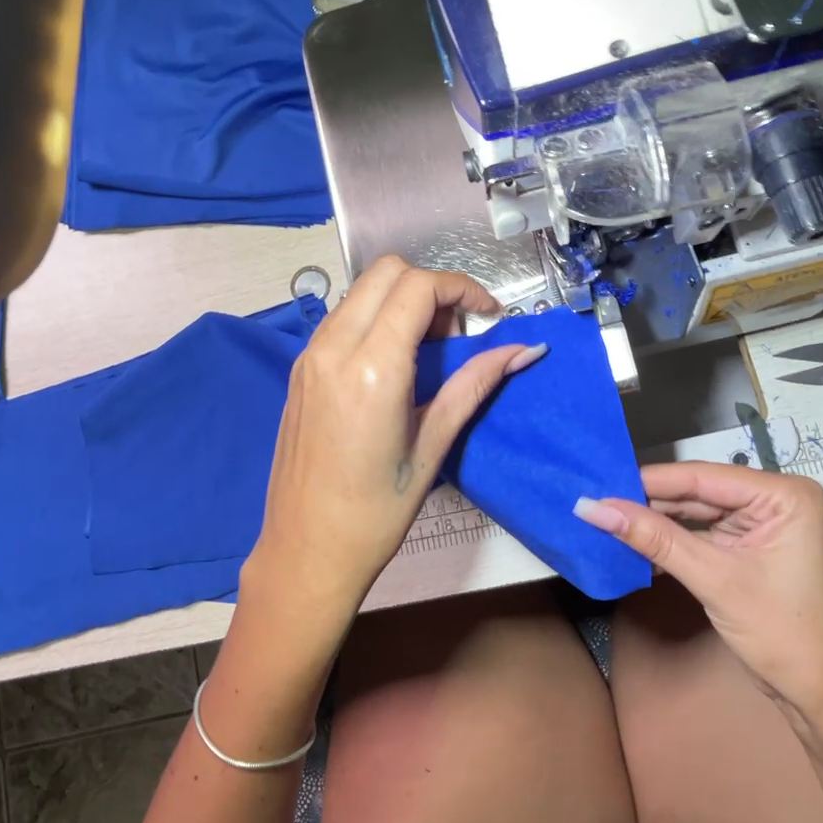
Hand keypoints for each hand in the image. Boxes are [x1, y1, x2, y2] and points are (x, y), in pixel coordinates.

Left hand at [244, 257, 546, 624]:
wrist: (306, 550)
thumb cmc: (375, 513)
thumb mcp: (432, 447)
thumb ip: (473, 387)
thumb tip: (523, 350)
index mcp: (371, 369)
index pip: (418, 287)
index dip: (461, 289)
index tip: (488, 315)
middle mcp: (332, 349)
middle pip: (386, 272)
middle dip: (430, 286)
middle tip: (457, 334)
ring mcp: (308, 357)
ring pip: (360, 291)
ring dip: (401, 300)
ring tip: (430, 350)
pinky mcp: (299, 370)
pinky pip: (341, 319)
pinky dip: (375, 318)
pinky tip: (394, 363)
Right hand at [577, 463, 822, 721]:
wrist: (822, 698)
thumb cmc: (783, 633)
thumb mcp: (714, 580)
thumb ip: (654, 539)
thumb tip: (592, 508)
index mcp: (783, 495)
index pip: (702, 476)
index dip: (647, 482)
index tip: (596, 483)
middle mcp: (773, 500)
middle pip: (696, 492)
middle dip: (647, 502)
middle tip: (593, 502)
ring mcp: (760, 525)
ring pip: (693, 514)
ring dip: (653, 523)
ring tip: (602, 520)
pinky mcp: (747, 549)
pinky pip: (699, 536)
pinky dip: (668, 543)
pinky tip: (631, 546)